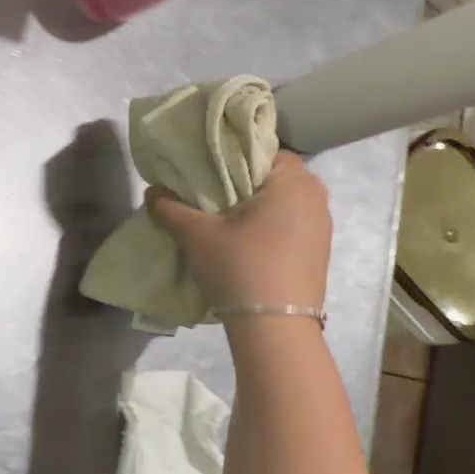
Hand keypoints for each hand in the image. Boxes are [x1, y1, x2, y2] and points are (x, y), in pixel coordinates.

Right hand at [148, 150, 331, 312]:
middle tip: (205, 195)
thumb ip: (171, 208)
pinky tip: (240, 243)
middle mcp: (316, 197)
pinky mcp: (317, 250)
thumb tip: (153, 192)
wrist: (274, 323)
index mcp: (293, 181)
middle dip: (239, 183)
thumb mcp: (196, 234)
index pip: (262, 151)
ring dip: (251, 207)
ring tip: (219, 221)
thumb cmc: (239, 265)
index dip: (231, 157)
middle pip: (271, 177)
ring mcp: (321, 225)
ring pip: (280, 202)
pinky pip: (288, 224)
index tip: (204, 171)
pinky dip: (264, 226)